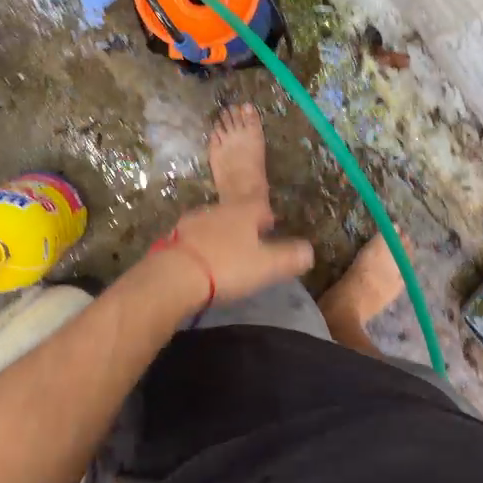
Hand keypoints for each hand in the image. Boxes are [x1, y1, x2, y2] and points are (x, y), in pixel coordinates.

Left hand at [157, 201, 314, 306]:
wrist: (175, 276)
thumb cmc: (227, 267)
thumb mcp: (267, 265)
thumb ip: (290, 257)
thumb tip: (310, 250)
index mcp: (243, 211)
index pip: (261, 206)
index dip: (268, 219)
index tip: (271, 230)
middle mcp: (218, 209)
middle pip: (235, 213)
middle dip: (243, 227)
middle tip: (249, 246)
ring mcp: (192, 221)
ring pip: (212, 224)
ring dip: (219, 237)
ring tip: (225, 256)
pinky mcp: (173, 237)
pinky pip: (193, 239)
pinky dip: (200, 248)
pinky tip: (201, 263)